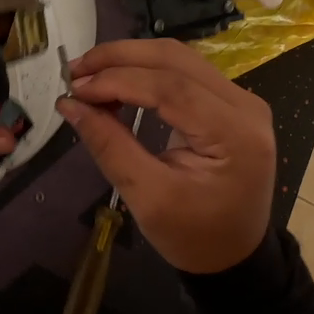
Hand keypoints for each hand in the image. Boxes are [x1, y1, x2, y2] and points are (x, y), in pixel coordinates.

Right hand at [56, 38, 274, 274]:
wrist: (234, 256)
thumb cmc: (193, 235)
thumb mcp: (147, 198)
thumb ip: (109, 145)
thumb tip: (69, 103)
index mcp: (234, 134)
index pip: (170, 87)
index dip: (118, 81)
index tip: (75, 90)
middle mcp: (244, 105)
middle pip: (174, 59)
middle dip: (118, 59)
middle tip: (75, 72)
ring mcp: (240, 99)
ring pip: (176, 57)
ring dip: (128, 59)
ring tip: (88, 75)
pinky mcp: (229, 99)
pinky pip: (182, 69)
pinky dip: (143, 70)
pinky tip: (114, 81)